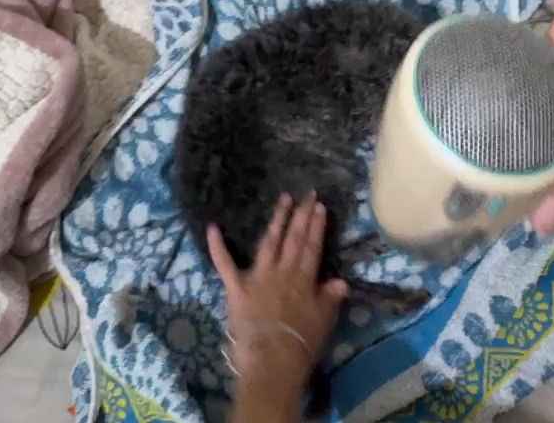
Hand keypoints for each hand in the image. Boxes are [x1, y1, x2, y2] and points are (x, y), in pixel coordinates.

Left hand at [207, 194, 347, 384]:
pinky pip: (225, 264)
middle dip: (301, 214)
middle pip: (294, 238)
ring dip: (277, 219)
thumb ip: (330, 298)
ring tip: (283, 199)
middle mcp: (282, 271)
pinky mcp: (236, 287)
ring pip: (269, 241)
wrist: (271, 361)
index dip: (316, 226)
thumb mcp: (323, 321)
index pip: (312, 247)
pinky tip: (212, 228)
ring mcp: (258, 276)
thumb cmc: (300, 344)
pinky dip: (217, 246)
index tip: (319, 206)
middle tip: (307, 194)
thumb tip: (341, 281)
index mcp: (303, 279)